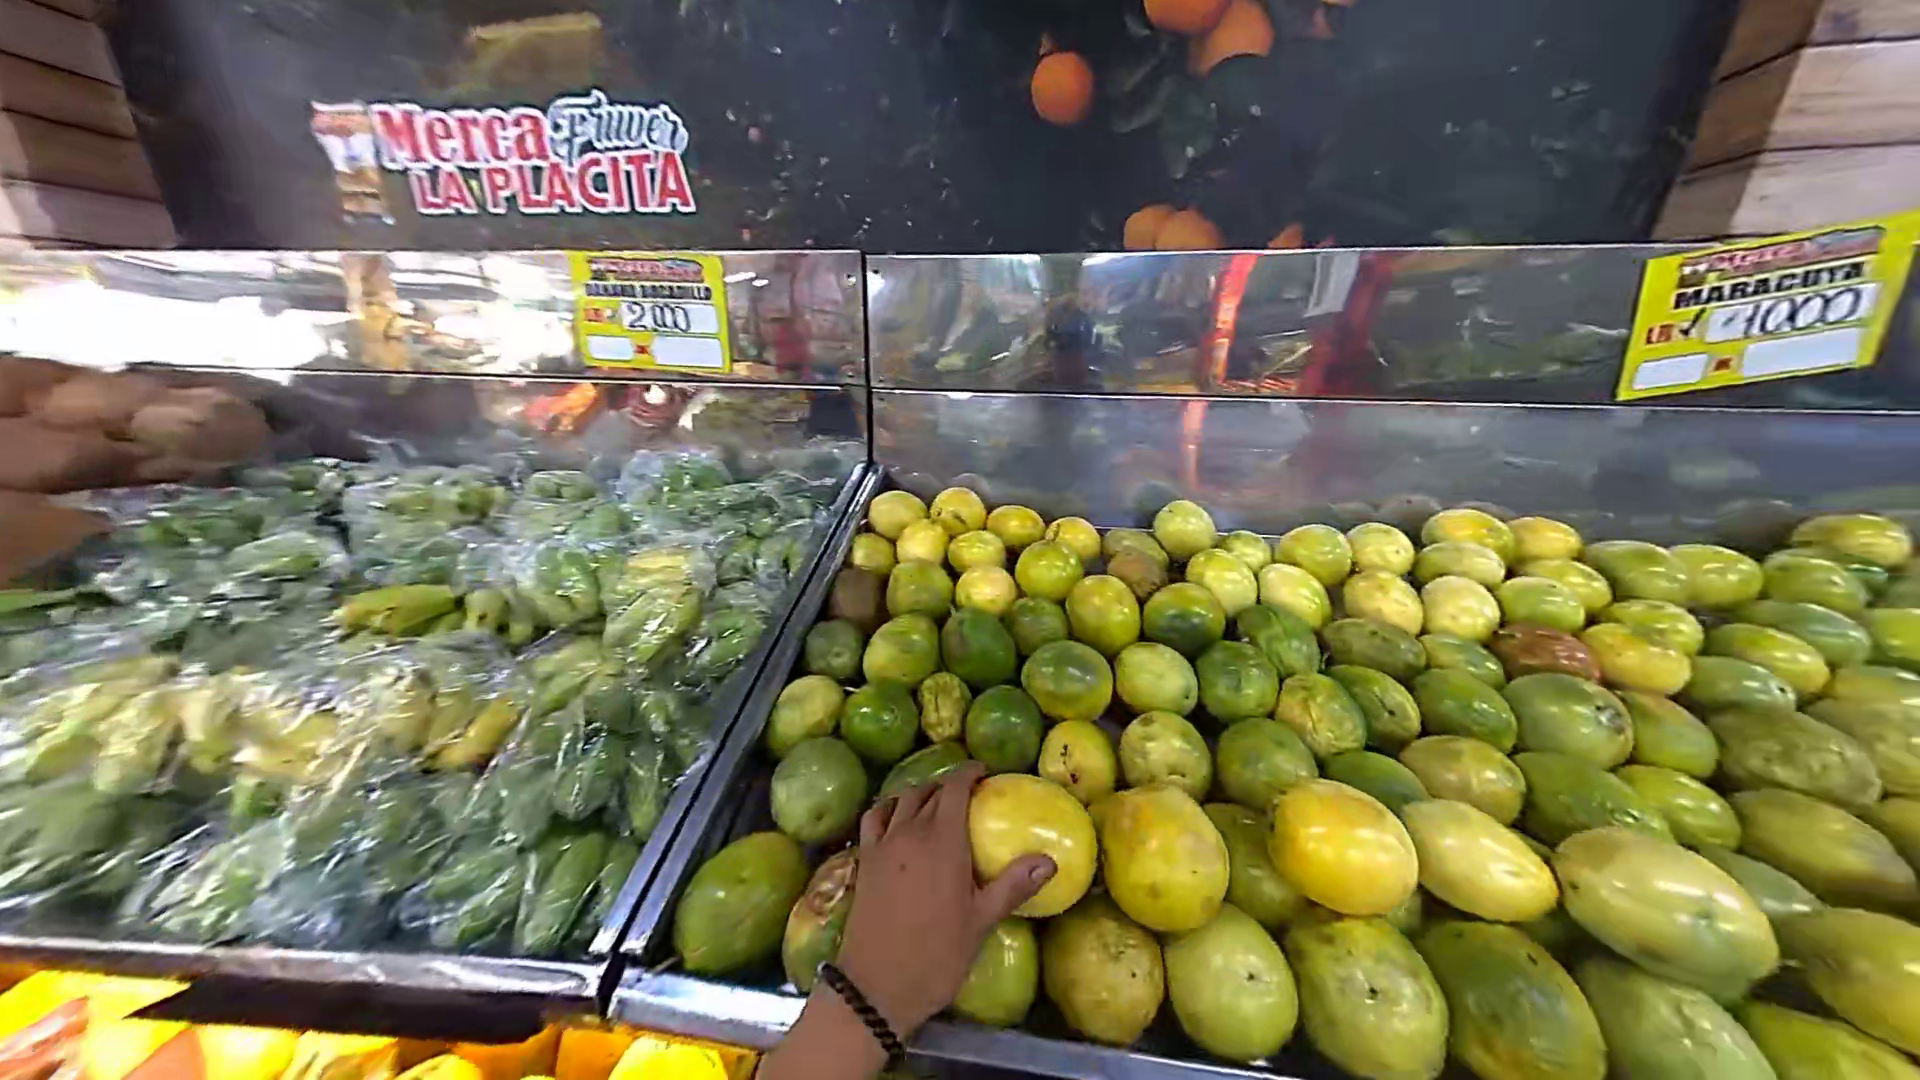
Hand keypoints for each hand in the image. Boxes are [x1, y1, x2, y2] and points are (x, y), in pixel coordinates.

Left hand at [834, 762, 1054, 1037]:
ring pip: (902, 799)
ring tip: (936, 801)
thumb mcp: (981, 921)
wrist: (877, 987)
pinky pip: (874, 817)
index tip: (983, 772)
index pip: (954, 787)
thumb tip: (1050, 860)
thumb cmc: (936, 954)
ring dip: (921, 792)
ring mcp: (884, 843)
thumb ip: (1013, 885)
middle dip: (950, 784)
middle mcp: (911, 830)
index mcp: (943, 840)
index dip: (968, 772)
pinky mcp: (865, 858)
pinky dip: (888, 807)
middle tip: (968, 794)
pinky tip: (896, 816)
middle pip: (930, 791)